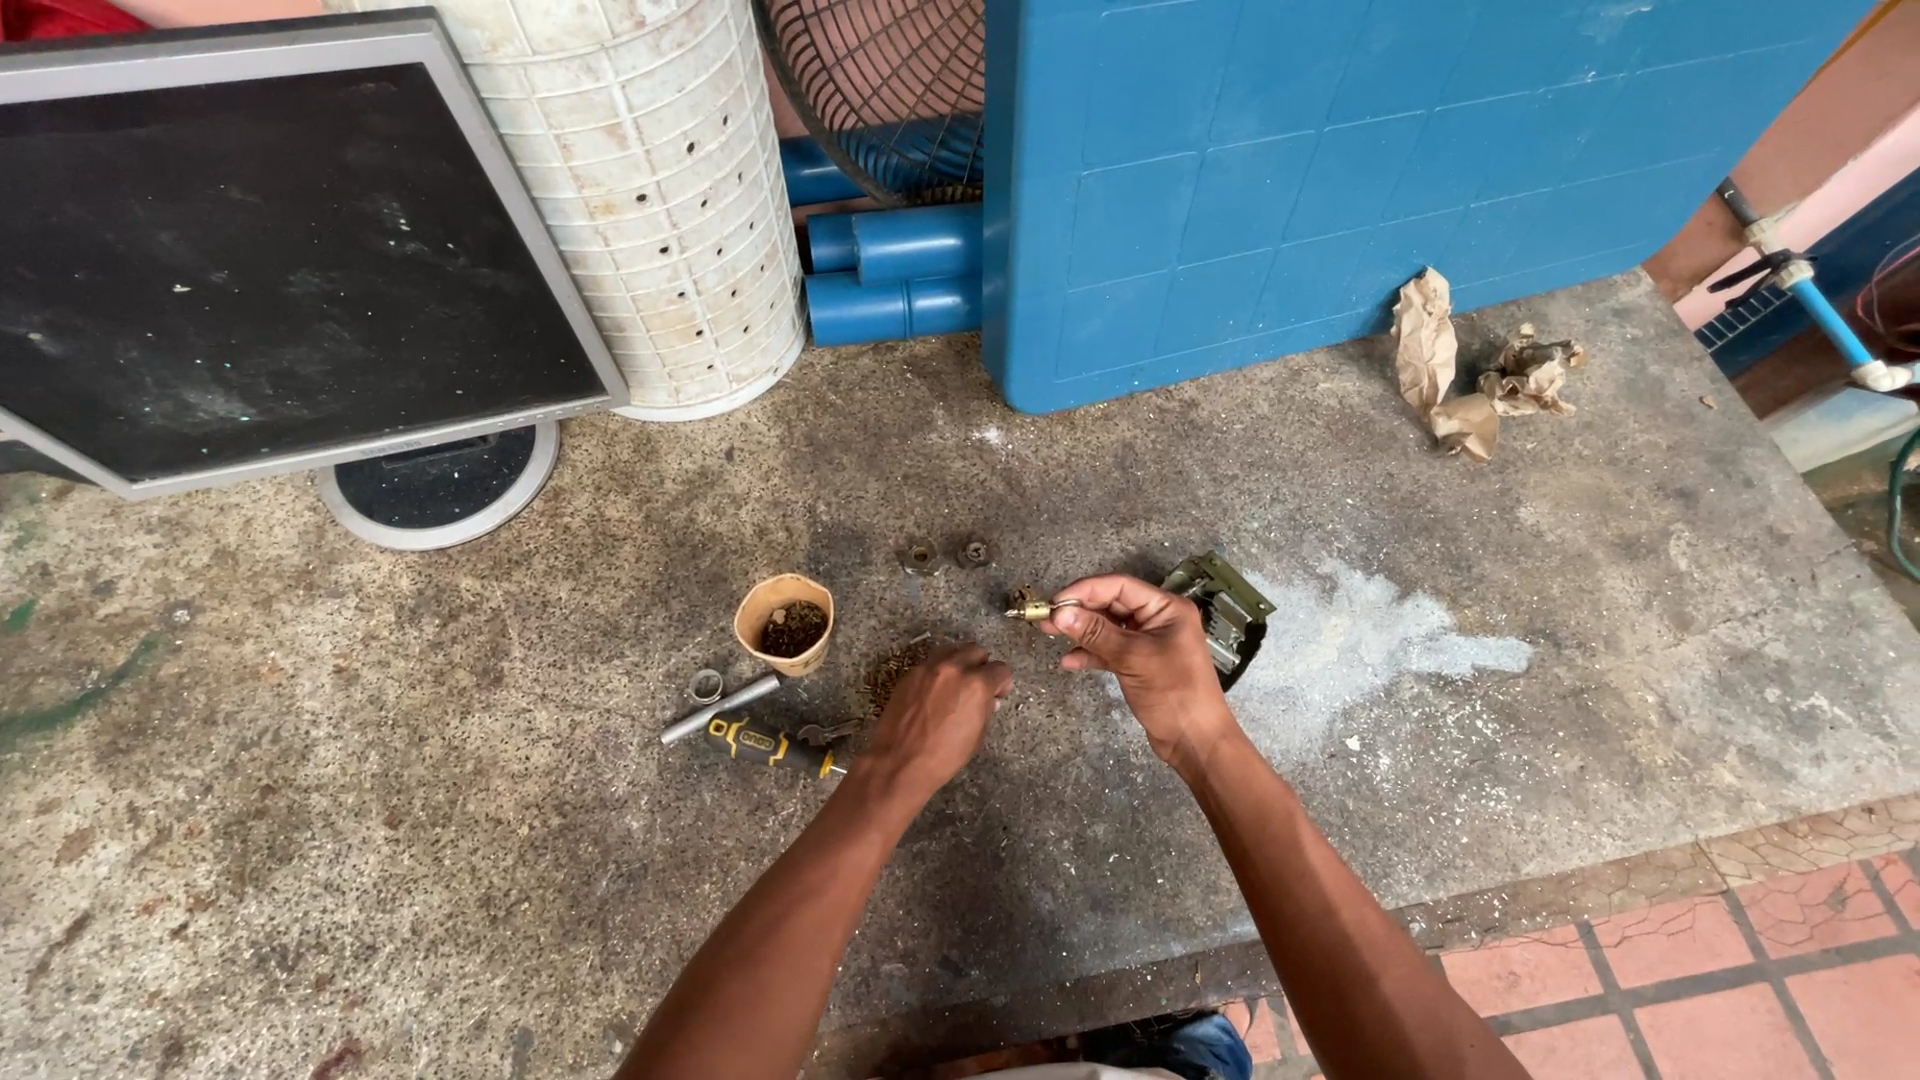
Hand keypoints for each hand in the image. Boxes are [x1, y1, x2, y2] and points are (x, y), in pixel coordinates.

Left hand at [857, 642, 1011, 799]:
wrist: (900, 762)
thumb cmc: (943, 755)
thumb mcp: (976, 734)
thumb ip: (985, 709)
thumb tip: (989, 699)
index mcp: (976, 684)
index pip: (1000, 670)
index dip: (1002, 683)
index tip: (998, 693)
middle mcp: (953, 668)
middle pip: (976, 651)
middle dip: (982, 667)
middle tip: (979, 686)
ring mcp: (928, 668)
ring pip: (952, 650)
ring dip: (960, 662)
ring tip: (958, 683)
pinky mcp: (910, 674)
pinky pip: (932, 662)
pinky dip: (940, 671)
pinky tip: (937, 691)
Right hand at [1041, 575, 1241, 770]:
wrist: (1195, 741)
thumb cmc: (1173, 694)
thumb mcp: (1132, 659)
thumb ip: (1095, 633)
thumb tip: (1060, 613)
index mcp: (1166, 608)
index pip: (1119, 586)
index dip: (1085, 591)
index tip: (1055, 602)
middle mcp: (1158, 619)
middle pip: (1111, 604)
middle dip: (1079, 610)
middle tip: (1047, 617)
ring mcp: (1148, 642)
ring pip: (1108, 627)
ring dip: (1081, 631)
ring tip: (1049, 633)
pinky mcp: (1139, 663)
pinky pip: (1110, 650)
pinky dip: (1091, 654)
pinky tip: (1070, 662)